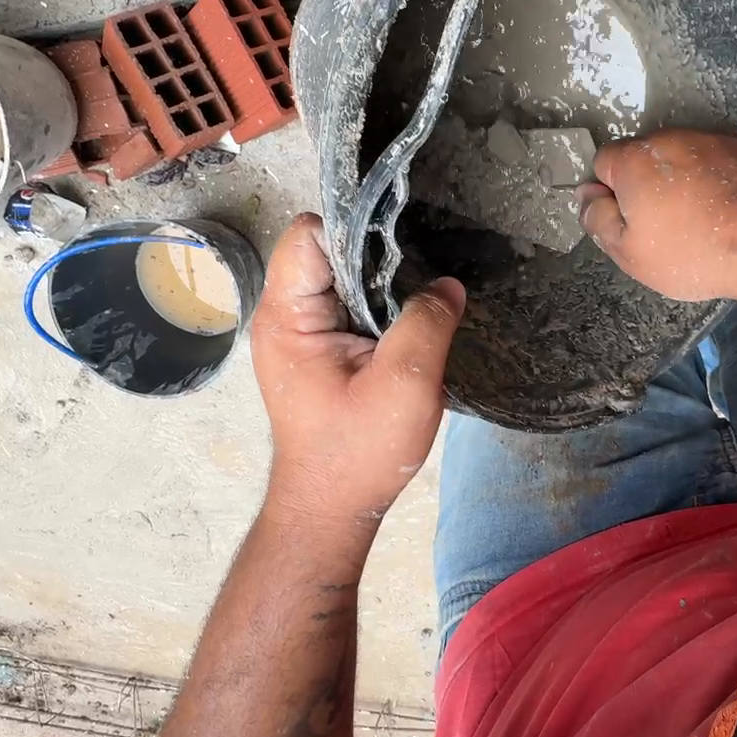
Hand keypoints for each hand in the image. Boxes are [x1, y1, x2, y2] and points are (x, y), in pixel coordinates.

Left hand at [250, 214, 464, 527]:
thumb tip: (449, 285)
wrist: (333, 508)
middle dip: (379, 254)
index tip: (407, 239)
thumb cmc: (358, 451)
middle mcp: (286, 316)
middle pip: (329, 252)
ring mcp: (303, 335)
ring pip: (345, 281)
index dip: (358, 227)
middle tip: (430, 263)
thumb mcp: (405, 383)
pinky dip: (383, 308)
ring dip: (385, 284)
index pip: (311, 235)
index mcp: (288, 315)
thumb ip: (428, 322)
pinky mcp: (323, 353)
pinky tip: (417, 317)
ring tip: (429, 287)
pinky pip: (352, 309)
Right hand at [578, 130, 736, 301]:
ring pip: (681, 160)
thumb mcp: (629, 252)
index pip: (603, 162)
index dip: (609, 192)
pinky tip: (727, 214)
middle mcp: (670, 139)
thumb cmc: (693, 253)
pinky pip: (715, 165)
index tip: (629, 221)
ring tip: (700, 223)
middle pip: (644, 159)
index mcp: (635, 160)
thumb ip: (598, 220)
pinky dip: (715, 183)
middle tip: (664, 228)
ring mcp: (711, 141)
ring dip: (682, 184)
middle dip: (646, 187)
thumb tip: (586, 197)